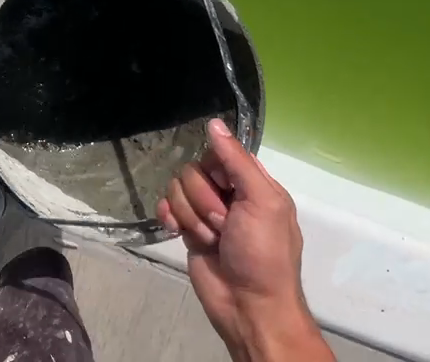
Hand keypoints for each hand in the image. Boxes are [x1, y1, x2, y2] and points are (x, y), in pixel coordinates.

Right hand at [156, 118, 332, 361]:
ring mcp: (206, 213)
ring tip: (210, 239)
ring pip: (177, 188)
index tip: (226, 188)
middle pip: (193, 170)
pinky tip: (178, 232)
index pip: (220, 153)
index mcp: (253, 186)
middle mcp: (229, 195)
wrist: (248, 307)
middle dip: (204, 200)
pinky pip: (166, 206)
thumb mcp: (262, 203)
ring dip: (192, 216)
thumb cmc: (263, 255)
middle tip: (223, 224)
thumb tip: (214, 123)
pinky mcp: (187, 228)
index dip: (216, 169)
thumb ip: (236, 161)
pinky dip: (170, 218)